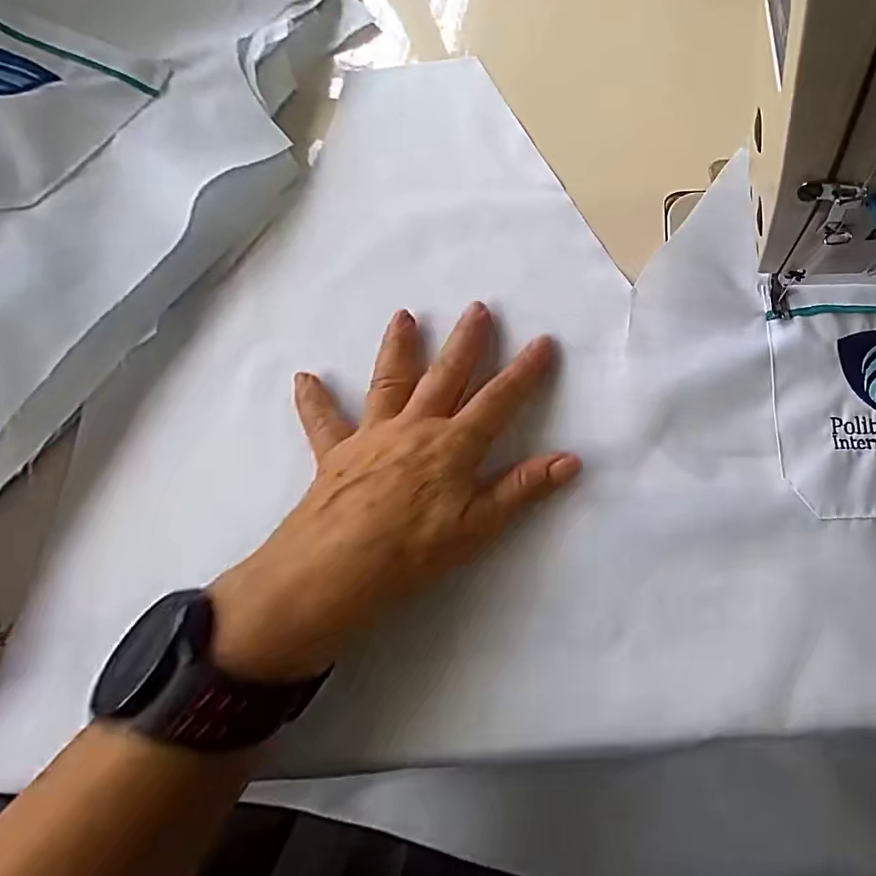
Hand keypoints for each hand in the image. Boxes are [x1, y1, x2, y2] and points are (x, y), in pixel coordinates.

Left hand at [208, 302, 579, 682]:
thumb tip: (570, 460)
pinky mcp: (336, 453)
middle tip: (477, 307)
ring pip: (390, 382)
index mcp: (453, 445)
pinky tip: (305, 379)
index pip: (499, 400)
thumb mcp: (478, 527)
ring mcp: (373, 435)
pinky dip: (314, 401)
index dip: (525, 371)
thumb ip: (522, 489)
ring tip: (403, 316)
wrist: (335, 567)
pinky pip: (324, 422)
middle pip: (446, 375)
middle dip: (466, 342)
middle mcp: (415, 427)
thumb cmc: (413, 551)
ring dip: (399, 348)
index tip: (543, 341)